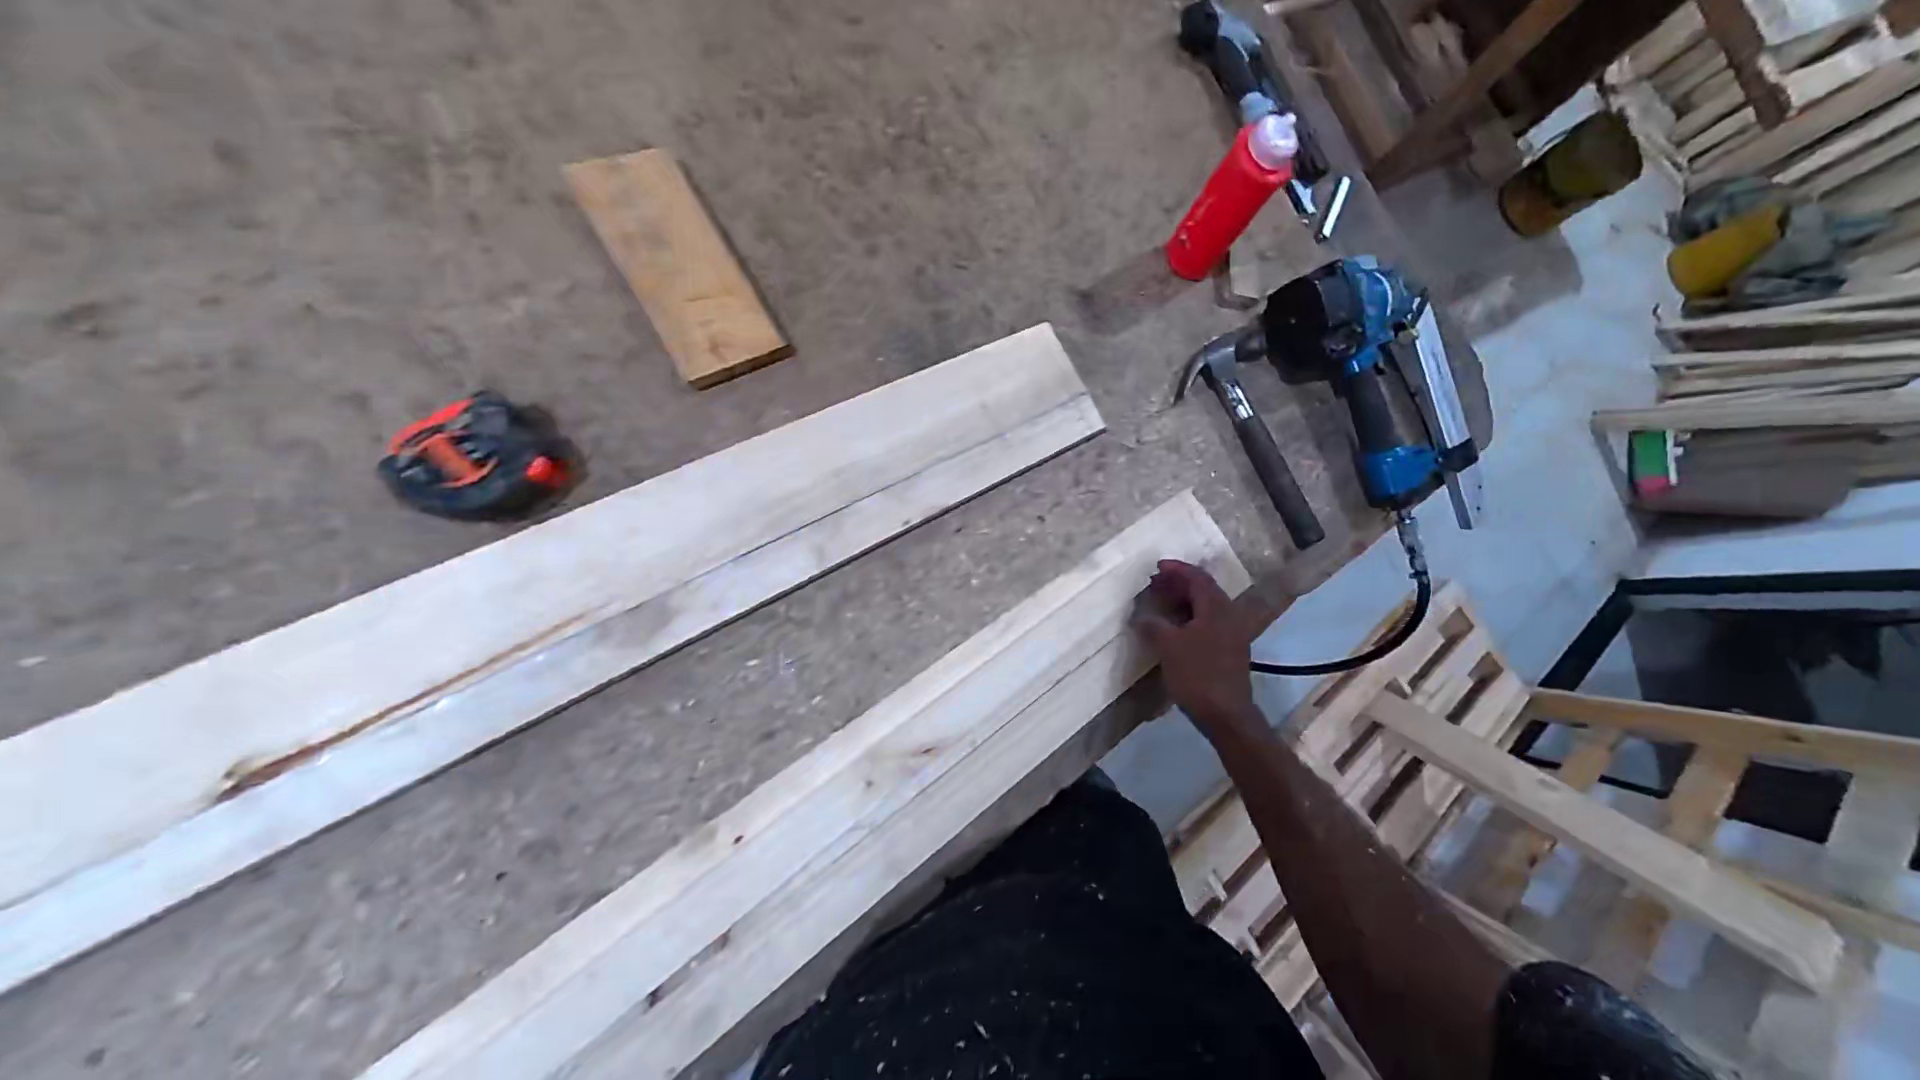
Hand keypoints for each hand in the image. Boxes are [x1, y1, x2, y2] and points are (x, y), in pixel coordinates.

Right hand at [1134, 559, 1260, 734]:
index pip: (1197, 578)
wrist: (1225, 714)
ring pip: (1205, 608)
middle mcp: (1228, 615)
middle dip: (1178, 584)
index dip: (1177, 570)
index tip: (1157, 567)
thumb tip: (1142, 616)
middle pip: (1204, 590)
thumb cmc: (1197, 674)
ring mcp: (1232, 634)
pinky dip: (1189, 617)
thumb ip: (1153, 625)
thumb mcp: (1168, 646)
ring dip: (1183, 601)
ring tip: (1160, 604)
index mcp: (1217, 608)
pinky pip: (1208, 623)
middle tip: (1155, 584)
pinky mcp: (1229, 650)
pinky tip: (1173, 628)